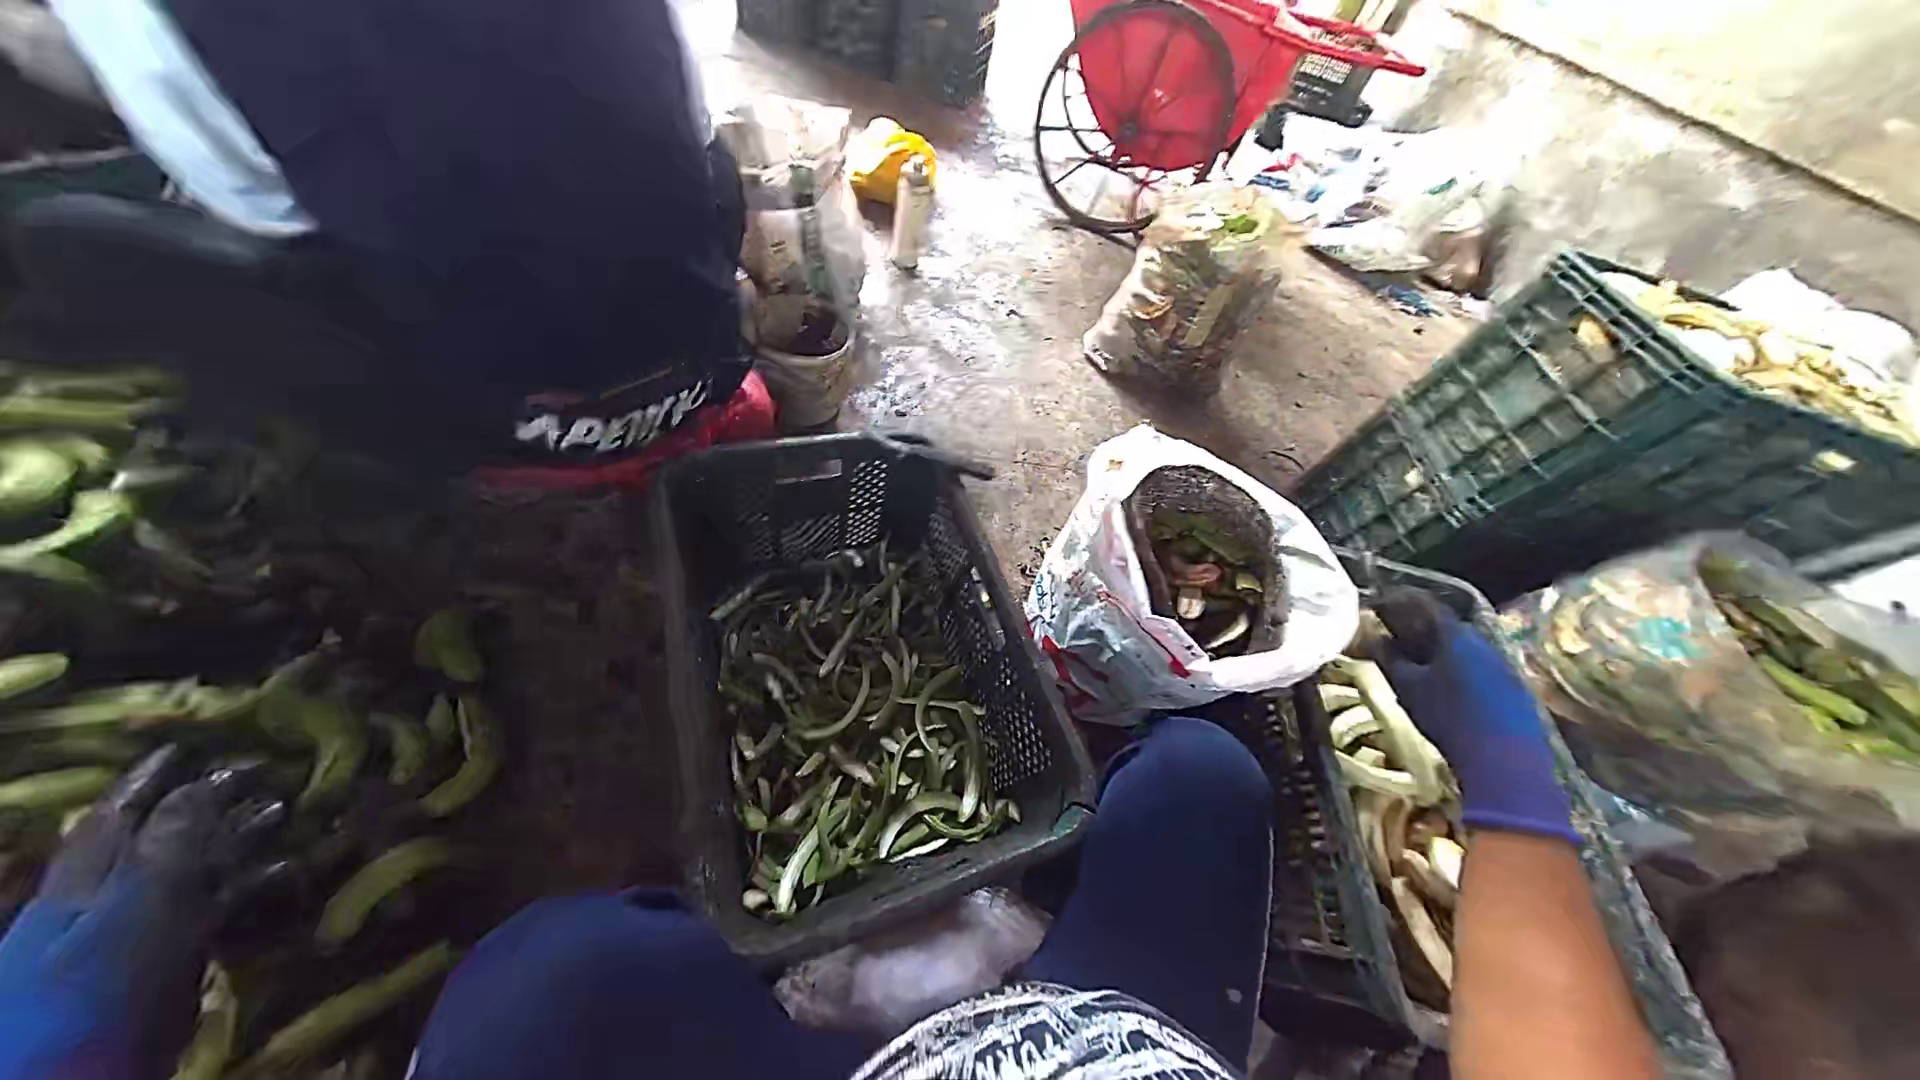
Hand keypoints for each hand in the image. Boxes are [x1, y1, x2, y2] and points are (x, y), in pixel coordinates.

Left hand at [0, 747, 284, 1079]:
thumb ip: (165, 851)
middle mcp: (104, 906)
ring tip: (283, 810)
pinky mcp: (164, 965)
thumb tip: (200, 782)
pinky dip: (249, 884)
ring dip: (236, 838)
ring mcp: (133, 938)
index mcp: (79, 892)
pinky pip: (210, 909)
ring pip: (191, 871)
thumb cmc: (86, 1002)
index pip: (115, 819)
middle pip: (159, 841)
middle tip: (260, 770)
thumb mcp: (125, 920)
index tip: (190, 742)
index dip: (148, 779)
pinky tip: (284, 872)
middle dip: (207, 801)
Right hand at [1372, 587, 1577, 844]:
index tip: (1377, 605)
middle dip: (1416, 625)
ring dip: (1436, 646)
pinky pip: (1477, 664)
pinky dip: (1454, 664)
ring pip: (1461, 645)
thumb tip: (1372, 636)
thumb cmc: (1447, 717)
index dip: (1397, 601)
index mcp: (1455, 635)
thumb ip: (1388, 656)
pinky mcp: (1514, 688)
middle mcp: (1484, 642)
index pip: (1423, 604)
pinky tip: (1441, 681)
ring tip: (1412, 657)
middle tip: (1390, 632)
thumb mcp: (1407, 686)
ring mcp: (1503, 665)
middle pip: (1444, 624)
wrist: (1505, 761)